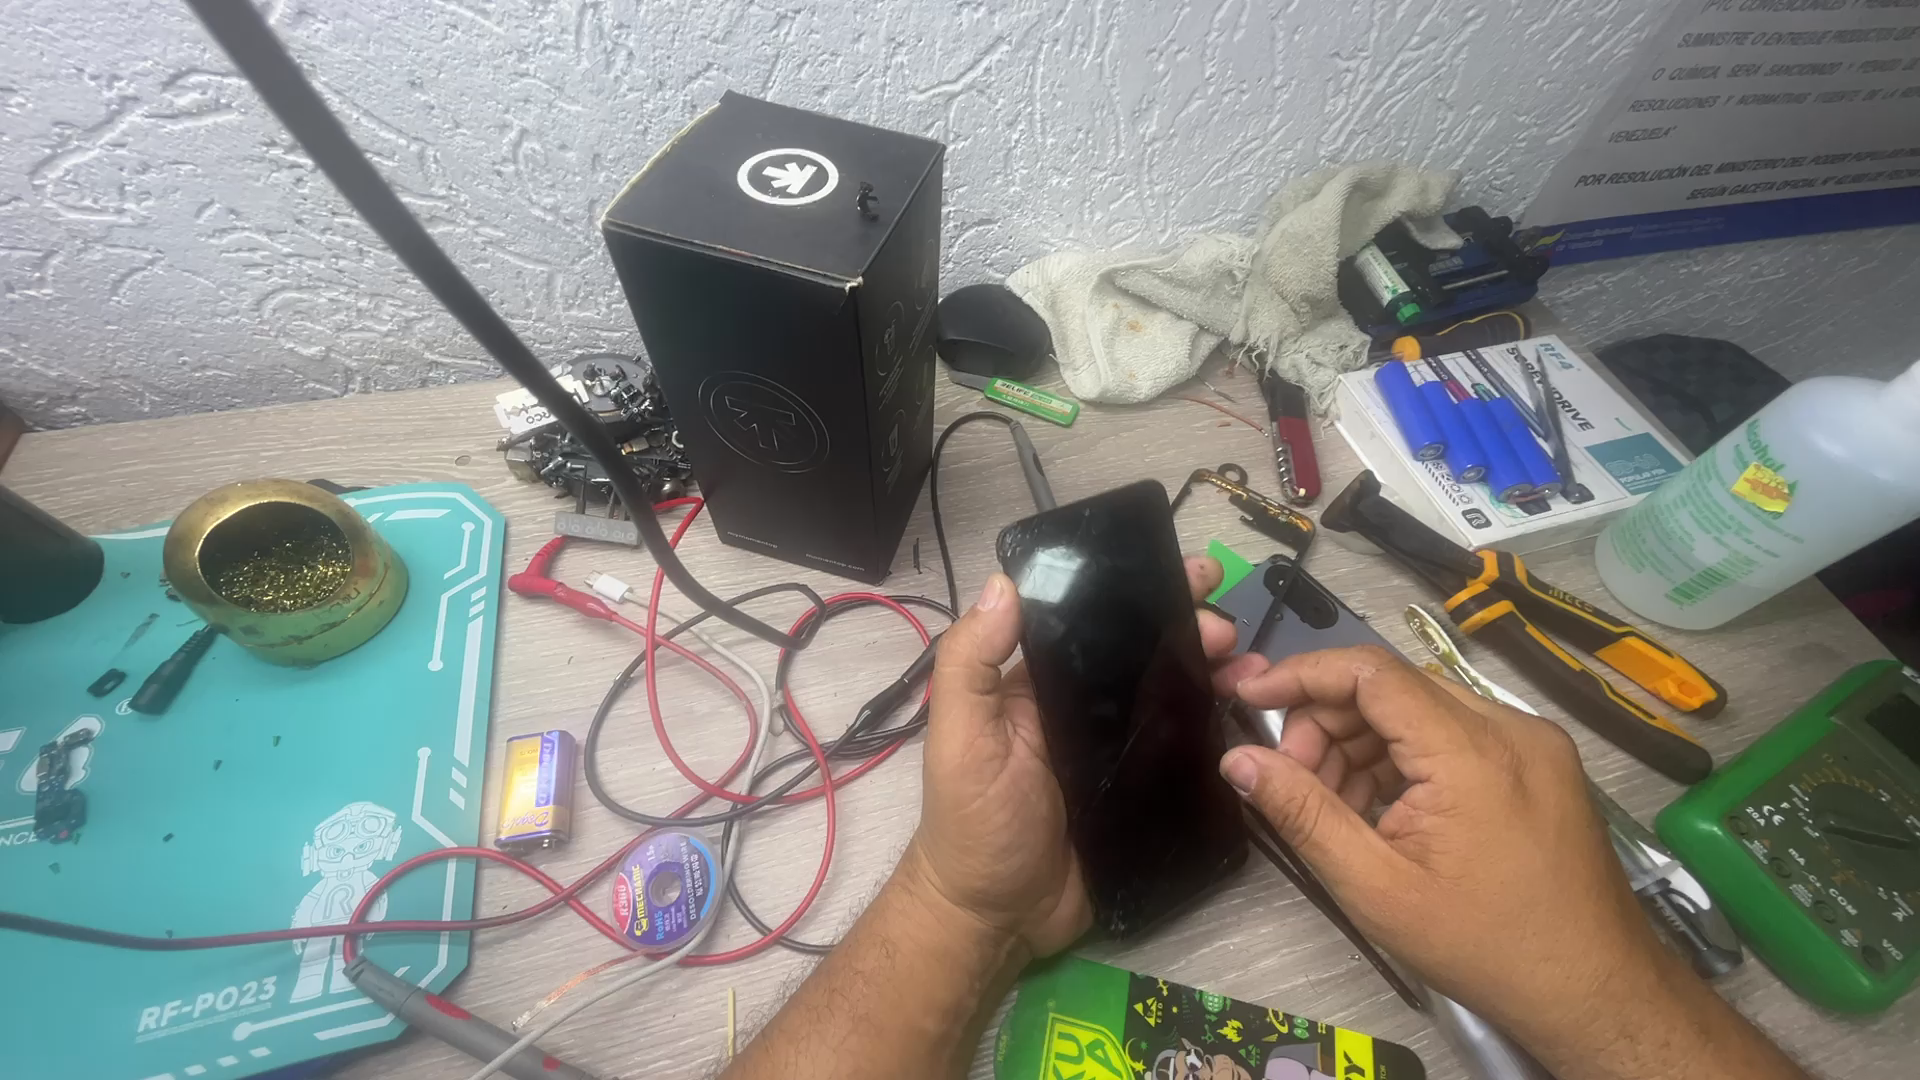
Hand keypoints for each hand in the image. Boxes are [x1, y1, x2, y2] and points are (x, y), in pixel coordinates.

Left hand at [906, 557, 1241, 957]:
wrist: (1000, 915)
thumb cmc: (973, 818)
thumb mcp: (961, 733)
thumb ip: (971, 661)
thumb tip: (1003, 583)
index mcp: (1041, 679)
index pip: (1092, 620)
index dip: (1135, 591)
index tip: (1186, 573)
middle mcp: (1083, 704)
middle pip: (1142, 652)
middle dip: (1187, 628)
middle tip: (1227, 627)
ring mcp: (1117, 748)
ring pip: (1171, 694)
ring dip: (1210, 671)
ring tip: (1248, 667)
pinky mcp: (1143, 790)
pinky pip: (1185, 750)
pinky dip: (1215, 729)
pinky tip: (1247, 716)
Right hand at [1218, 647, 1672, 1054]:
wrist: (1603, 1000)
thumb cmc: (1487, 946)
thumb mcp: (1375, 887)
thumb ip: (1300, 812)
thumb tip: (1236, 759)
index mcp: (1473, 752)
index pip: (1370, 672)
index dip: (1300, 675)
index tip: (1250, 699)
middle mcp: (1507, 727)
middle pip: (1385, 688)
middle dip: (1323, 724)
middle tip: (1292, 779)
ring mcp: (1526, 741)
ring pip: (1409, 708)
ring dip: (1354, 743)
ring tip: (1333, 804)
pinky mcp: (1531, 760)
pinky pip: (1441, 732)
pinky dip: (1393, 757)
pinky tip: (1374, 807)